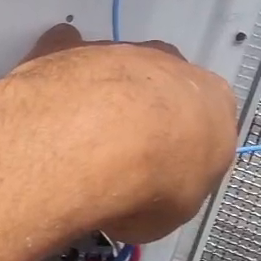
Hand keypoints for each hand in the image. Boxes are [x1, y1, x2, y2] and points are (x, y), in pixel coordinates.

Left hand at [0, 23, 237, 241]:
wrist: (89, 147)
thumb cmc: (147, 185)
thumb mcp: (172, 214)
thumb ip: (167, 193)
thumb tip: (140, 201)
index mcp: (214, 101)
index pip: (206, 124)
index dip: (180, 153)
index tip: (159, 177)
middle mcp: (170, 65)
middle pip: (160, 89)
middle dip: (140, 119)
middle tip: (115, 161)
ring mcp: (116, 50)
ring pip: (111, 71)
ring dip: (97, 100)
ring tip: (74, 145)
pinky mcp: (65, 46)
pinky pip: (63, 50)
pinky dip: (56, 72)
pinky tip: (46, 103)